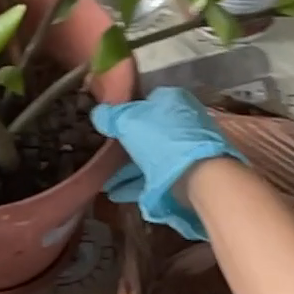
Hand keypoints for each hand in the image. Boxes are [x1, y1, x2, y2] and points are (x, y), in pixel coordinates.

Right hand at [90, 87, 247, 240]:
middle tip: (102, 156)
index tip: (107, 126)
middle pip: (146, 132)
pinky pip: (153, 177)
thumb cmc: (161, 139)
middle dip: (123, 146)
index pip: (145, 102)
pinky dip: (134, 184)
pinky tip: (114, 193)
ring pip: (148, 157)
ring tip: (103, 180)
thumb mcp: (128, 121)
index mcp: (172, 100)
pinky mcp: (184, 174)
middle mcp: (181, 121)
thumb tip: (97, 113)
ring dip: (125, 169)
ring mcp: (184, 149)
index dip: (124, 112)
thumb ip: (110, 116)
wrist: (196, 176)